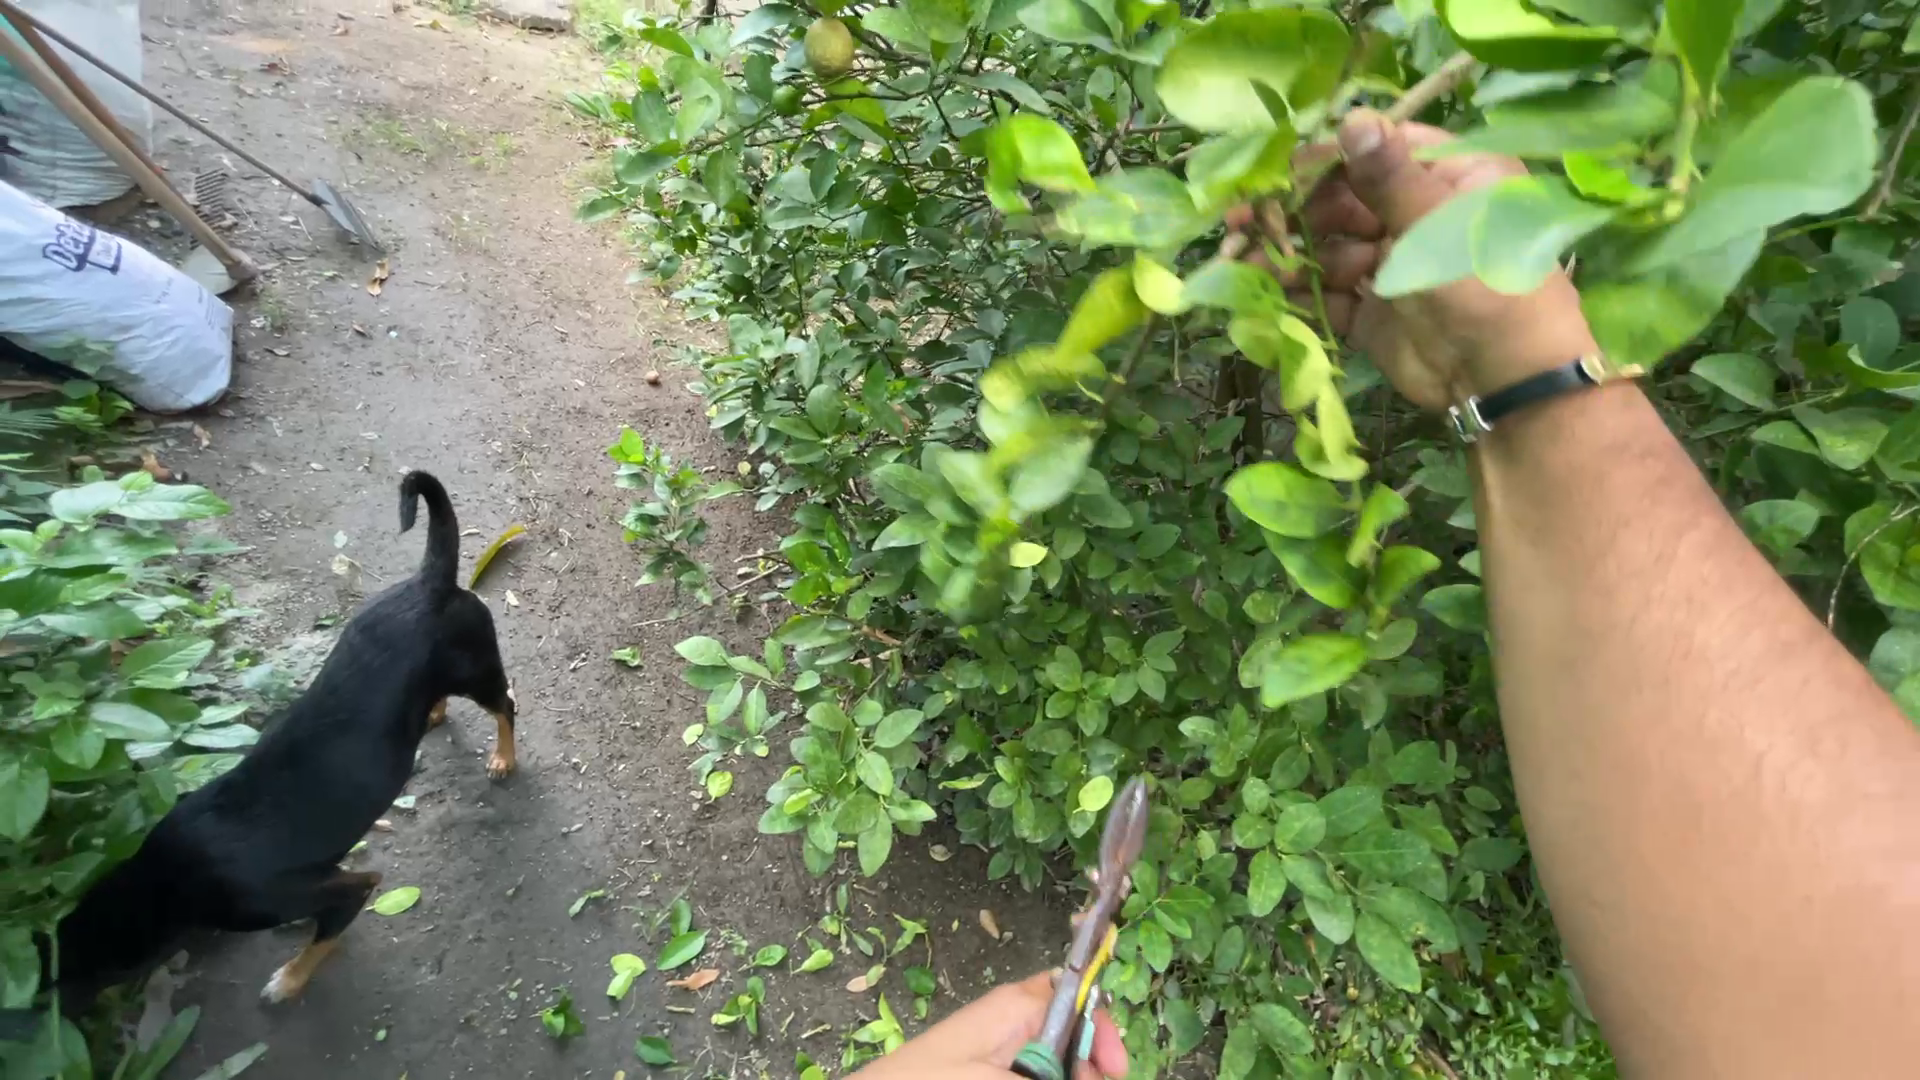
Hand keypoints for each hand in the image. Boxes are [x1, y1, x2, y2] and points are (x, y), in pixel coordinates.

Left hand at [848, 970, 1129, 1079]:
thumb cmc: (932, 1079)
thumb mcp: (998, 1079)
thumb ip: (1047, 1076)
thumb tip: (1093, 1072)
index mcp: (1016, 1006)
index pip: (1073, 991)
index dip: (1100, 1025)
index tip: (1117, 1067)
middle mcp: (1013, 1020)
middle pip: (1071, 1033)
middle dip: (1088, 1063)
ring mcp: (1002, 1049)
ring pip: (1053, 1060)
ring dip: (1068, 1073)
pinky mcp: (991, 1069)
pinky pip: (1030, 1068)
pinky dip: (1044, 1075)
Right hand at [1229, 108, 1600, 409]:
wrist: (1498, 375)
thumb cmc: (1484, 284)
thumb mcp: (1436, 223)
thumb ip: (1388, 179)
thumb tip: (1351, 118)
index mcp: (1446, 180)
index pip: (1377, 156)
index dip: (1325, 164)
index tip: (1277, 176)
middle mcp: (1414, 219)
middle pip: (1340, 207)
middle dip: (1292, 217)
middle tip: (1243, 225)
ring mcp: (1389, 268)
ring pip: (1326, 254)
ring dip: (1288, 260)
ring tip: (1250, 266)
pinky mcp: (1370, 312)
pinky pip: (1326, 297)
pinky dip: (1297, 297)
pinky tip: (1267, 295)